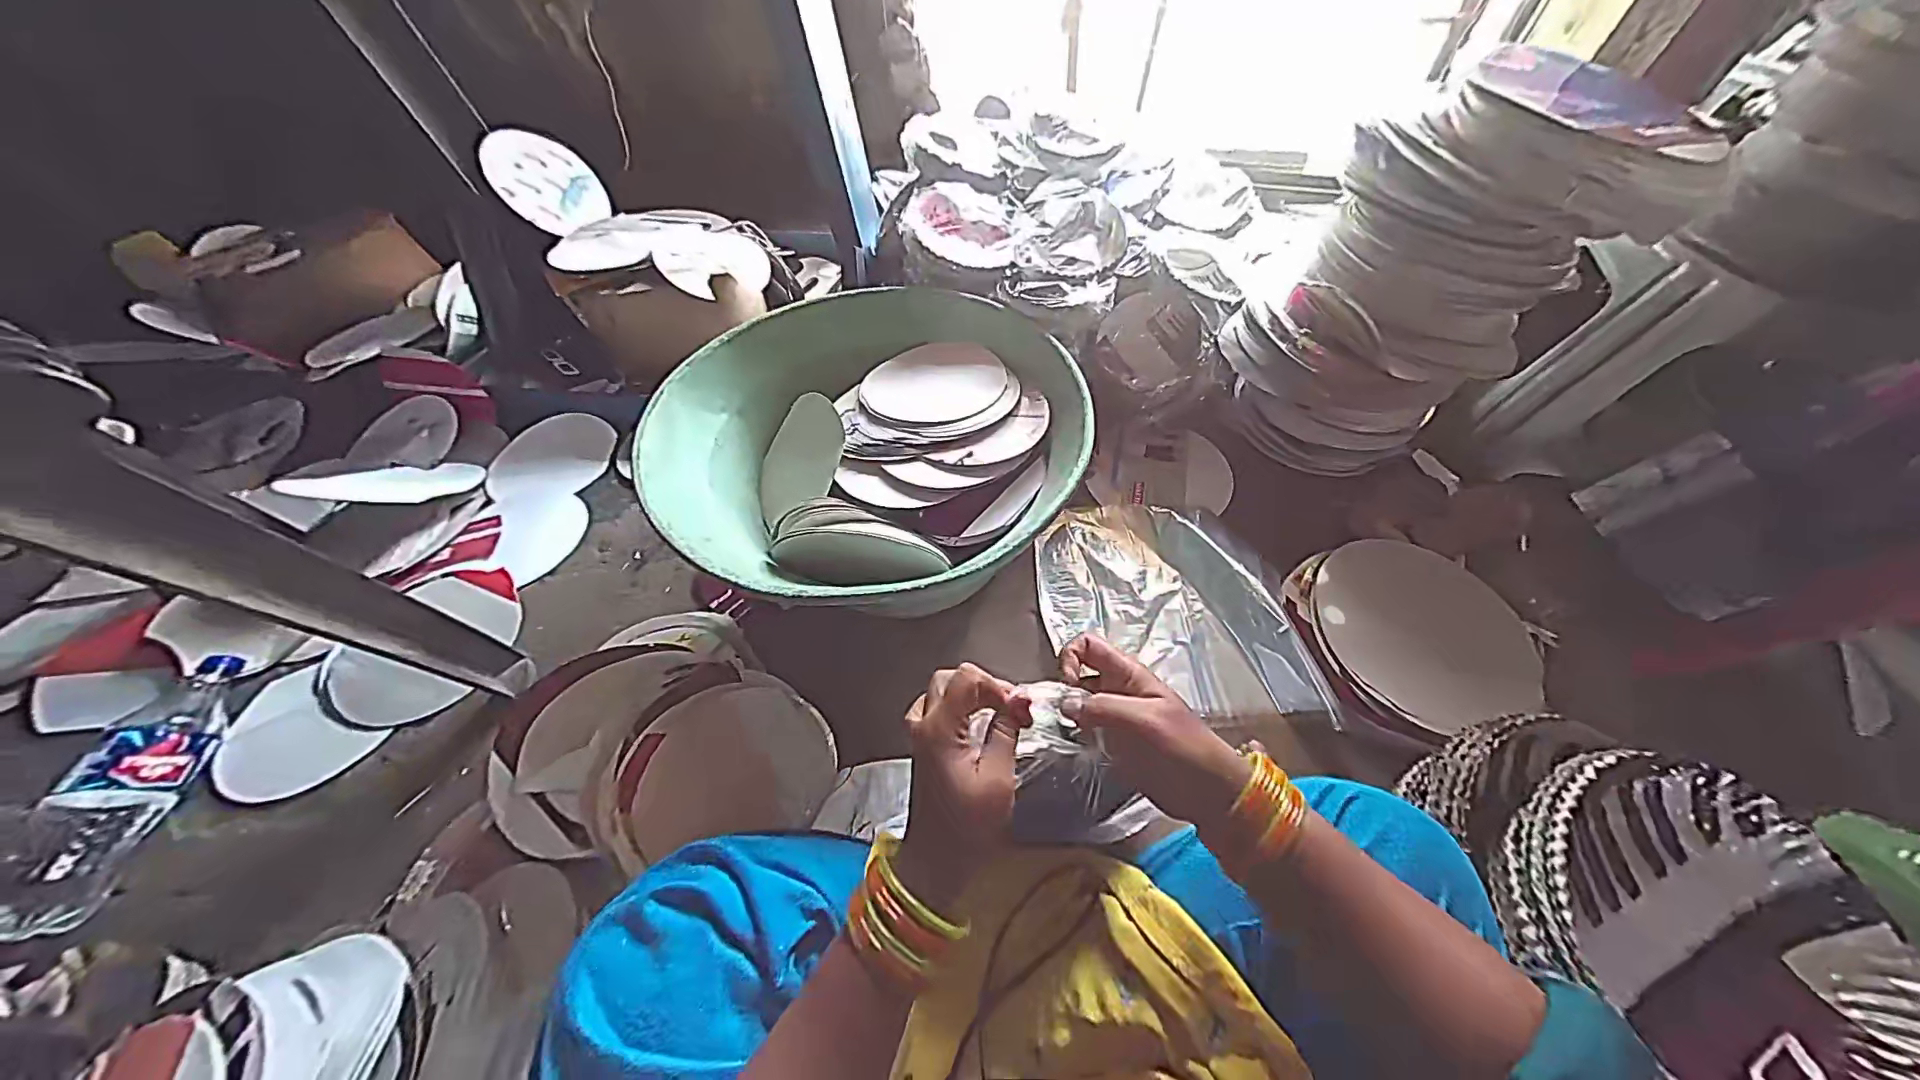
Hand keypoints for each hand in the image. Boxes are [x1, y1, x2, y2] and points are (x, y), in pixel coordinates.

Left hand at [896, 664, 1029, 906]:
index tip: (1019, 709)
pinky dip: (962, 706)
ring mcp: (919, 733)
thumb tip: (1020, 701)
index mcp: (939, 729)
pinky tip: (981, 723)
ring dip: (973, 695)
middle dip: (986, 686)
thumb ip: (1006, 732)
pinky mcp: (923, 743)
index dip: (998, 686)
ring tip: (1000, 714)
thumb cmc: (967, 827)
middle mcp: (923, 724)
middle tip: (1012, 708)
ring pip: (943, 690)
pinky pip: (939, 707)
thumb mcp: (997, 779)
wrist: (935, 860)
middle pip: (952, 678)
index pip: (966, 679)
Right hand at [1058, 634, 1249, 829]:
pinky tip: (1069, 743)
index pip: (1087, 646)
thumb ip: (1103, 707)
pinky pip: (1081, 726)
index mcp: (1128, 674)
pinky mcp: (1110, 741)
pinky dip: (1070, 731)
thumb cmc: (1184, 748)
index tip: (1067, 685)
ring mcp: (1112, 716)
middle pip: (1076, 672)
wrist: (1207, 792)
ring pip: (1076, 700)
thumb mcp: (1145, 720)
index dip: (1070, 657)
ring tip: (1059, 729)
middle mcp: (1115, 689)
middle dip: (1061, 686)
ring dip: (1062, 710)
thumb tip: (1064, 703)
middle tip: (1057, 712)